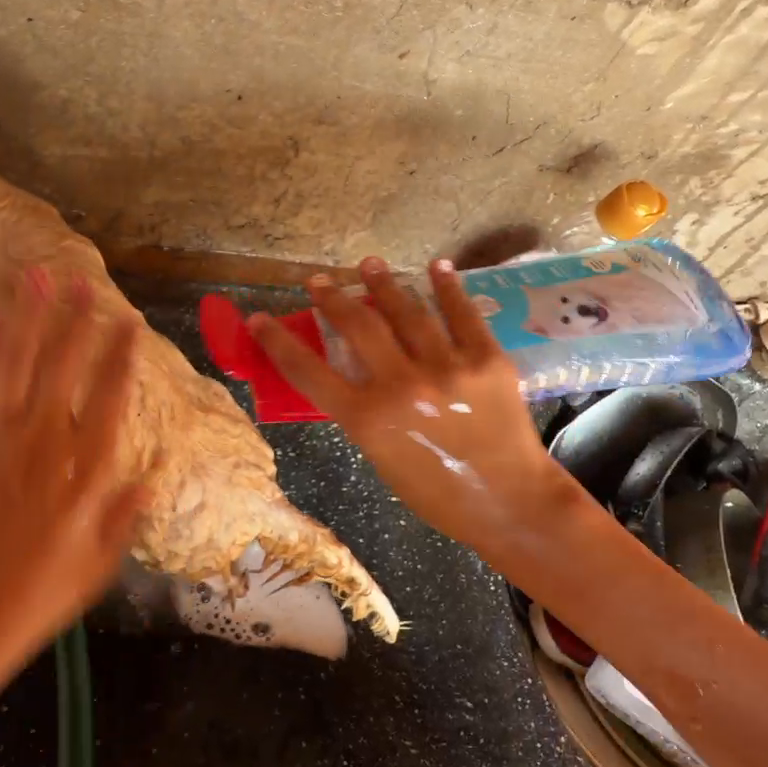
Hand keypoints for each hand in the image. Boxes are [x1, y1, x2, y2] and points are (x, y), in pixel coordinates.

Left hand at [0, 270, 147, 651]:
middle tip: (83, 281)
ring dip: (29, 316)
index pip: (109, 398)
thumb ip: (124, 516)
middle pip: (64, 367)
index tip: (129, 323)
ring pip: (17, 362)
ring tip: (37, 275)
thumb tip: (152, 478)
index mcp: (84, 471)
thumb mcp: (98, 564)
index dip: (120, 356)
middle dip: (75, 320)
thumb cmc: (36, 595)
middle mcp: (44, 441)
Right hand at [247, 257, 567, 558]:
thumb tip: (352, 371)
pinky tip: (436, 267)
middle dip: (333, 297)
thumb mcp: (381, 457)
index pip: (307, 370)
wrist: (508, 502)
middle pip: (357, 326)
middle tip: (320, 280)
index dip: (277, 341)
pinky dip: (447, 287)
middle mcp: (401, 386)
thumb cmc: (436, 493)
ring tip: (369, 264)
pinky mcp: (486, 359)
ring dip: (383, 283)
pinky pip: (462, 314)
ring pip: (406, 311)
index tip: (259, 318)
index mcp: (367, 418)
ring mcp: (446, 368)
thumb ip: (362, 412)